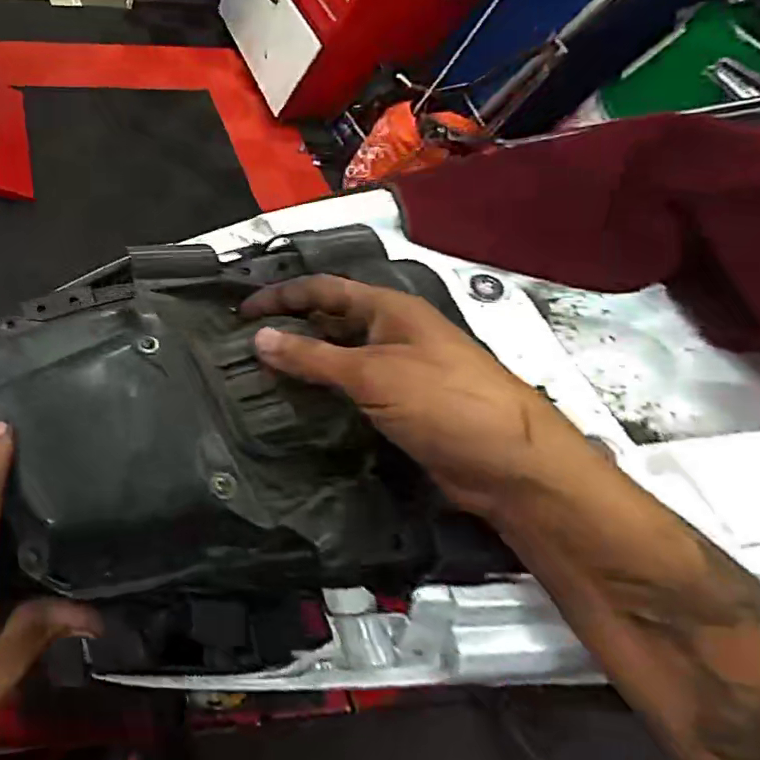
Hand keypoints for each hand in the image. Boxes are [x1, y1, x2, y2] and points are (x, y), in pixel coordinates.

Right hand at [241, 275, 591, 516]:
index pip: (322, 289)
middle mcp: (391, 333)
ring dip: (301, 361)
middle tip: (245, 344)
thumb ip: (311, 356)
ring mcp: (396, 369)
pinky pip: (348, 386)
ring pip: (336, 355)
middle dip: (288, 328)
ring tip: (260, 373)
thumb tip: (259, 338)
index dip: (280, 296)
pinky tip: (295, 400)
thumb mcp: (372, 373)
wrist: (516, 469)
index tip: (243, 312)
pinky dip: (320, 388)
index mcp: (390, 309)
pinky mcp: (399, 403)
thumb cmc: (448, 403)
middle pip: (328, 320)